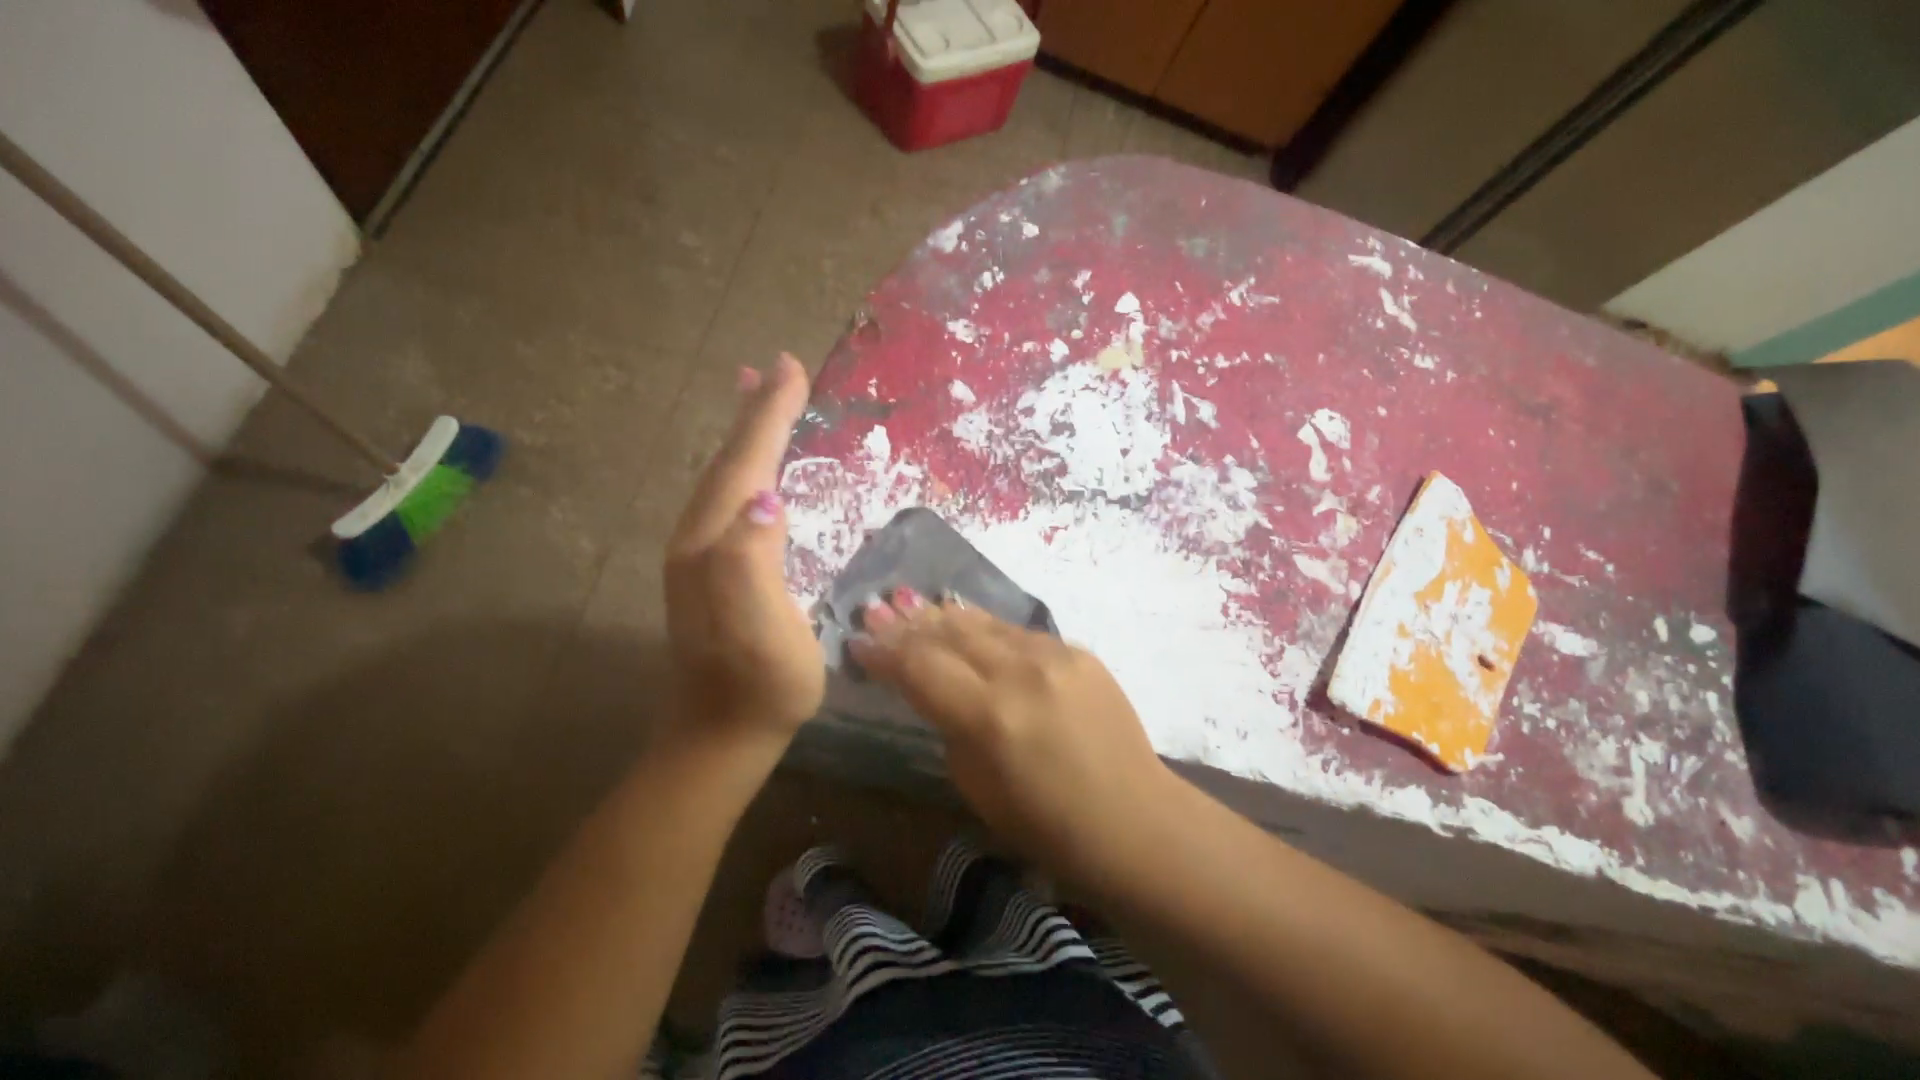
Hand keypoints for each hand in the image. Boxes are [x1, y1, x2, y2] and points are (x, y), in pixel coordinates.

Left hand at [663, 354, 823, 737]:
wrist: (719, 737)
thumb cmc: (759, 687)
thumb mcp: (764, 632)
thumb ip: (752, 564)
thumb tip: (765, 500)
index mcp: (714, 544)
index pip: (745, 464)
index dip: (768, 415)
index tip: (790, 366)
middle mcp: (697, 541)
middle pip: (728, 463)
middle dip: (754, 413)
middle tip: (778, 370)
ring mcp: (700, 559)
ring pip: (725, 480)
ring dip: (745, 437)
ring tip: (760, 399)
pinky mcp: (710, 575)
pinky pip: (729, 502)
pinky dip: (745, 470)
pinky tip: (757, 475)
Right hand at [850, 593, 1170, 864]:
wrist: (1132, 821)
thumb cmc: (1046, 826)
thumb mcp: (977, 786)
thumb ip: (950, 726)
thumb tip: (932, 687)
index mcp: (990, 716)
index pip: (921, 666)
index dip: (883, 653)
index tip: (857, 642)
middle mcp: (1021, 673)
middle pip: (949, 634)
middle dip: (906, 624)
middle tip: (874, 611)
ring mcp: (1055, 656)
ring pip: (985, 624)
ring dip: (942, 616)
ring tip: (909, 604)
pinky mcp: (1079, 653)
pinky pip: (1019, 633)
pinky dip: (984, 627)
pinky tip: (965, 620)